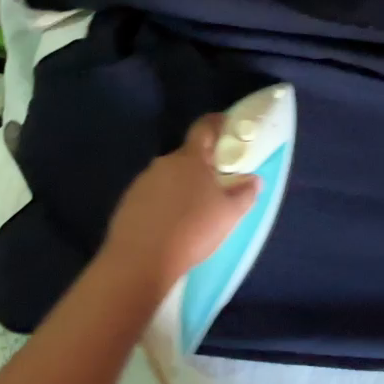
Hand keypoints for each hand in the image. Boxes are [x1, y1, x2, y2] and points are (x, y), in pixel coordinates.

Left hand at [98, 114, 261, 294]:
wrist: (140, 259)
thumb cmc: (192, 230)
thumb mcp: (229, 215)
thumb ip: (245, 194)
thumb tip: (254, 180)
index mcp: (190, 159)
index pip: (203, 128)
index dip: (216, 124)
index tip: (227, 126)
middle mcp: (163, 163)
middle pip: (186, 157)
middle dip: (201, 167)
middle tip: (216, 185)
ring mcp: (142, 182)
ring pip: (168, 177)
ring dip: (181, 187)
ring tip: (192, 212)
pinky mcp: (128, 202)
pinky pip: (152, 196)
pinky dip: (163, 204)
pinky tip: (169, 226)